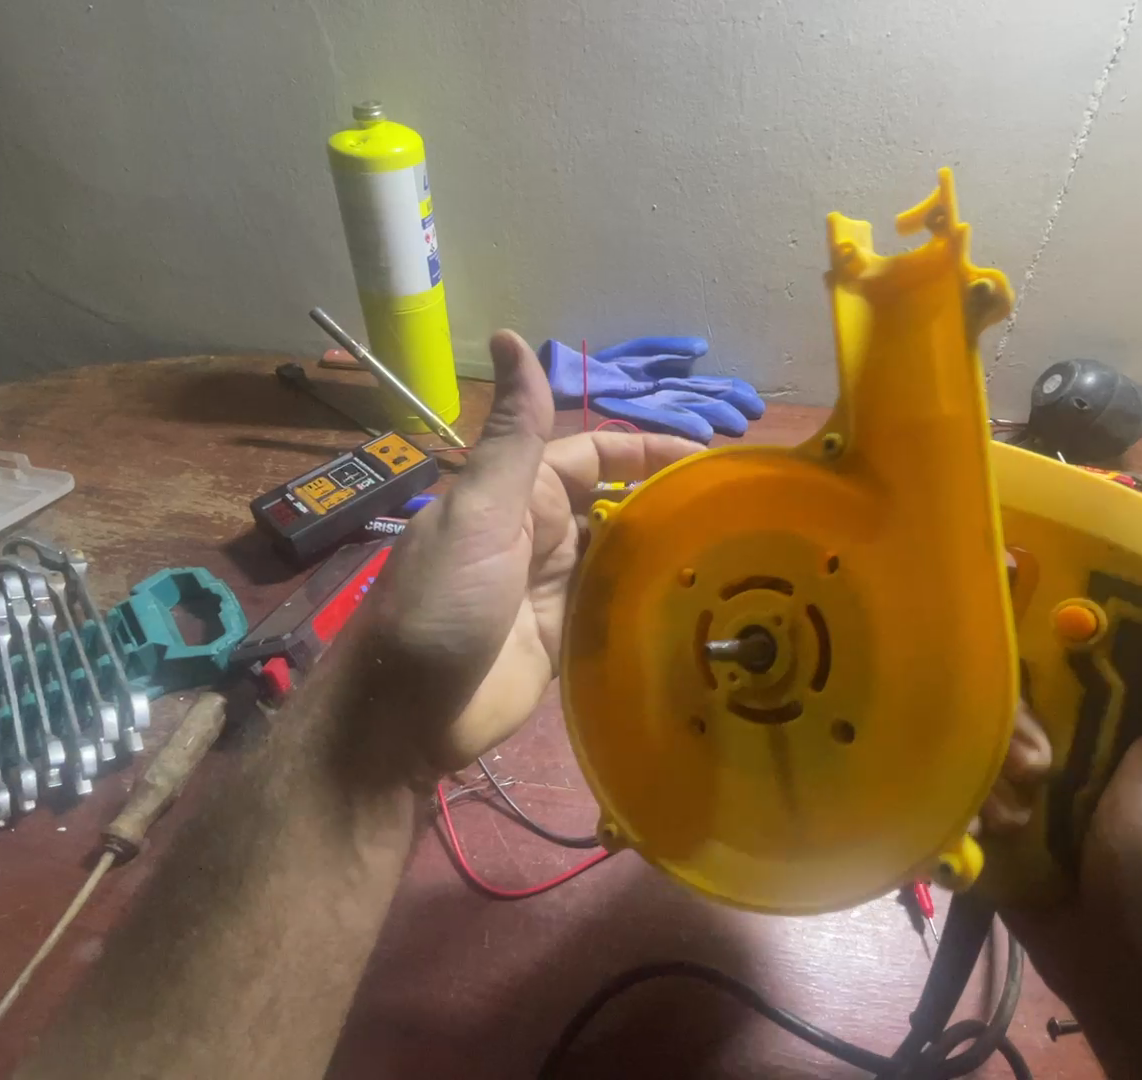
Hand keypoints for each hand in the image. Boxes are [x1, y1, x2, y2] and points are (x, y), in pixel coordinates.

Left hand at [326, 330, 700, 780]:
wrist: (405, 714)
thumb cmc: (441, 603)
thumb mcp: (480, 511)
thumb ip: (512, 435)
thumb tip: (512, 336)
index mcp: (520, 495)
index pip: (596, 456)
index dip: (648, 451)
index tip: (708, 460)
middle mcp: (541, 536)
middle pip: (615, 508)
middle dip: (666, 505)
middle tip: (736, 518)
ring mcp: (552, 590)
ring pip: (620, 559)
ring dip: (663, 557)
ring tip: (732, 563)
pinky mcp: (562, 639)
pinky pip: (613, 611)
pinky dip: (646, 607)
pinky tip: (693, 611)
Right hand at [1006, 559, 1141, 1074]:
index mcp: (1138, 695)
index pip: (1084, 615)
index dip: (1045, 590)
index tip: (1002, 577)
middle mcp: (1079, 717)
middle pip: (1013, 664)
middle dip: (1010, 702)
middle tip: (1036, 760)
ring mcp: (1029, 761)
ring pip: (976, 719)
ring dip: (992, 765)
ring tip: (1019, 814)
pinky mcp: (990, 801)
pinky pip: (957, 772)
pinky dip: (967, 797)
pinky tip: (988, 831)